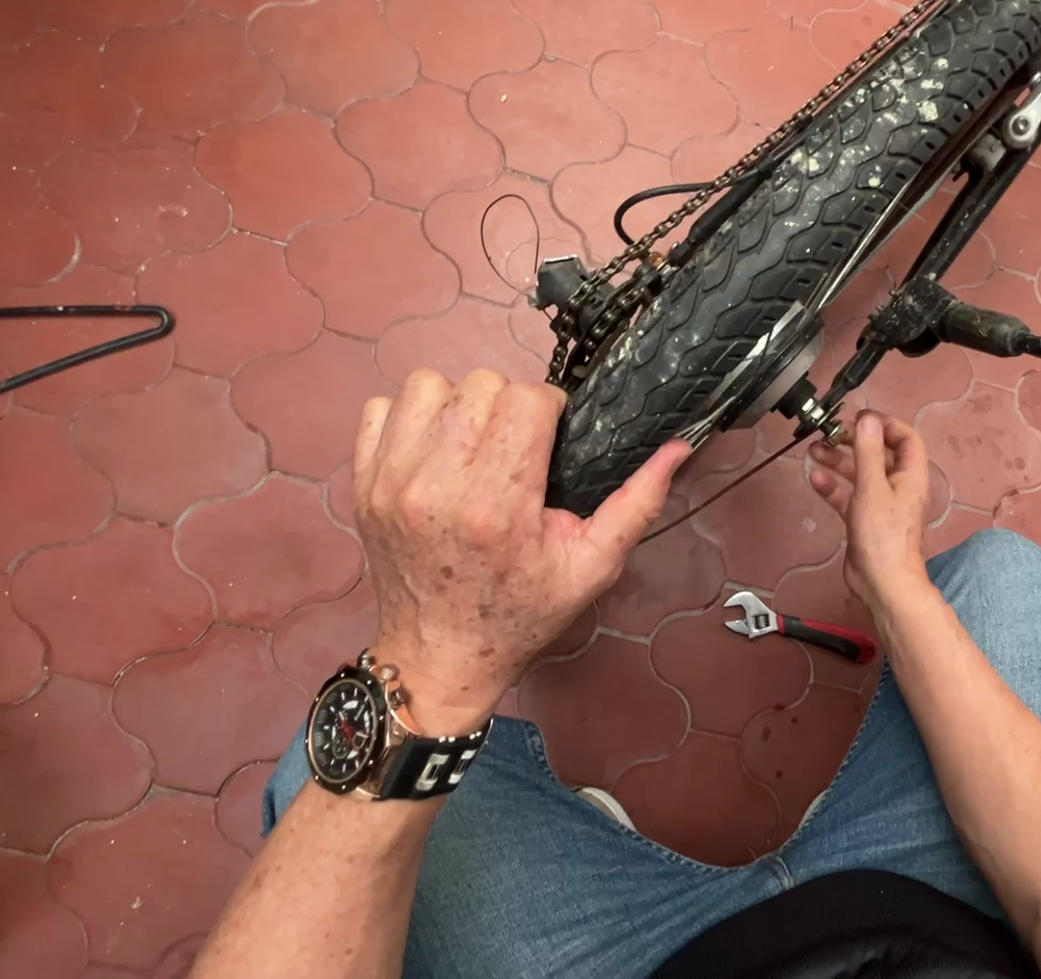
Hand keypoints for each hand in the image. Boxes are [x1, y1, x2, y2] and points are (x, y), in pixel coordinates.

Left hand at [353, 368, 688, 732]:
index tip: (551, 441)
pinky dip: (414, 418)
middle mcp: (438, 483)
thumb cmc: (523, 612)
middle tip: (518, 450)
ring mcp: (391, 480)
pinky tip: (436, 452)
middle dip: (510, 408)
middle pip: (482, 385)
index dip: (550, 411)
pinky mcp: (361, 482)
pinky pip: (383, 406)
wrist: (441, 656)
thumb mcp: (594, 566)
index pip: (527, 399)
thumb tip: (679, 446)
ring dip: (462, 405)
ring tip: (476, 446)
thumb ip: (638, 502)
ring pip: (431, 385)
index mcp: (499, 503)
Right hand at [807, 411, 932, 616]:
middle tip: (830, 433)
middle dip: (854, 441)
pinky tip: (815, 478)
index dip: (885, 424)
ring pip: (860, 473)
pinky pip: (848, 495)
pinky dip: (833, 486)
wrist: (881, 581)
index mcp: (910, 475)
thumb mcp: (872, 487)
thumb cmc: (882, 535)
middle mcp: (898, 486)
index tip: (859, 419)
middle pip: (879, 454)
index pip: (906, 438)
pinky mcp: (864, 519)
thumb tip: (867, 419)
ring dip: (839, 461)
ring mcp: (881, 503)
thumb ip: (868, 452)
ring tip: (814, 449)